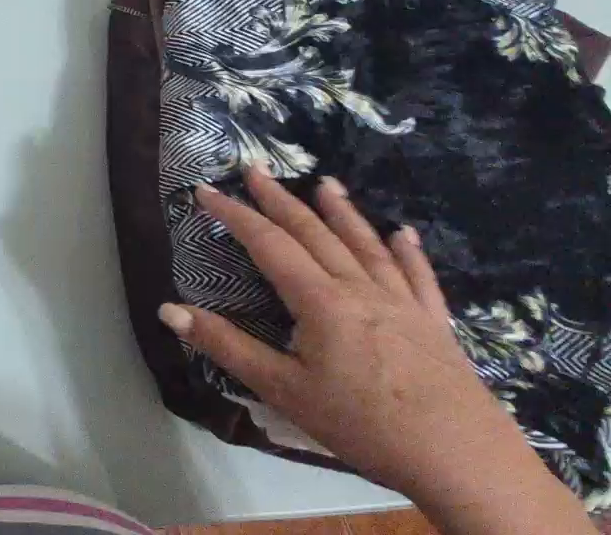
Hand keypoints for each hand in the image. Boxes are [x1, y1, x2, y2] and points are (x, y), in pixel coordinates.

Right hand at [160, 166, 539, 502]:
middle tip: (255, 169)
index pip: (268, 244)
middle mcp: (361, 291)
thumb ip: (225, 345)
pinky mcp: (437, 328)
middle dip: (280, 200)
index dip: (234, 214)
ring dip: (341, 212)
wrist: (469, 467)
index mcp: (321, 301)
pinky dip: (409, 252)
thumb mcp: (283, 390)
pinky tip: (404, 233)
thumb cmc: (365, 426)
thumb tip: (167, 309)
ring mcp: (404, 307)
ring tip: (326, 183)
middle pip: (315, 234)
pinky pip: (420, 279)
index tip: (205, 189)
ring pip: (366, 246)